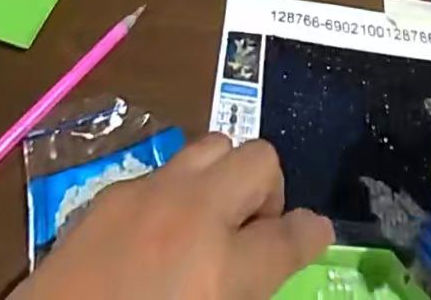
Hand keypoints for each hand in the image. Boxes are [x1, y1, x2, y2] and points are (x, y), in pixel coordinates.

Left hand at [16, 133, 333, 299]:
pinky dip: (179, 190)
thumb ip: (242, 289)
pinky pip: (167, 169)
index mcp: (220, 270)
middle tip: (252, 232)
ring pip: (214, 144)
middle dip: (268, 191)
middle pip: (259, 159)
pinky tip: (159, 229)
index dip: (311, 232)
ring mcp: (150, 193)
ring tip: (211, 217)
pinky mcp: (114, 190)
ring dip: (225, 177)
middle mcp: (192, 215)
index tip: (316, 231)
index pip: (289, 237)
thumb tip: (260, 268)